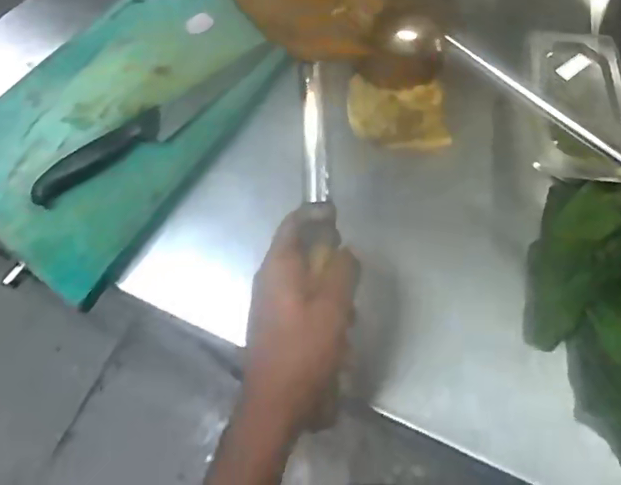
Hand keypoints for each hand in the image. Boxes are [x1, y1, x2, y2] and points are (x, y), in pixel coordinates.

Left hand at [241, 204, 359, 434]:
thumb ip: (342, 269)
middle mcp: (269, 280)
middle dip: (329, 258)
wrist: (274, 408)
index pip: (293, 223)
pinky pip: (303, 305)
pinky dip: (321, 310)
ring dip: (329, 290)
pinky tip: (337, 336)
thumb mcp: (334, 304)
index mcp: (278, 266)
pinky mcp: (275, 328)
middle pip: (301, 251)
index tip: (337, 214)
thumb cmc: (304, 349)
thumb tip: (345, 251)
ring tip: (348, 314)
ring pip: (305, 281)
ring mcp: (270, 305)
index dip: (315, 213)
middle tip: (350, 269)